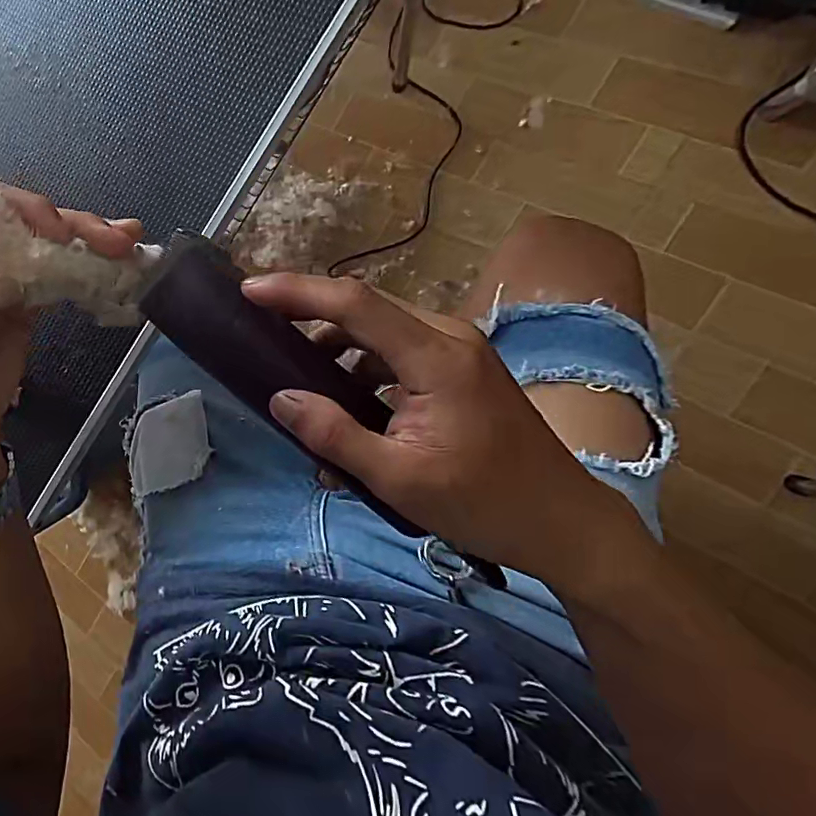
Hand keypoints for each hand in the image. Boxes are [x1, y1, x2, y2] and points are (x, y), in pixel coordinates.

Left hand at [0, 183, 141, 516]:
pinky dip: (91, 263)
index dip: (22, 205)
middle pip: (26, 217)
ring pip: (50, 241)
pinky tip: (121, 257)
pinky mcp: (29, 297)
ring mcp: (4, 272)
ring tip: (128, 241)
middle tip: (112, 239)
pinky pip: (62, 270)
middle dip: (71, 223)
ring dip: (90, 237)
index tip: (53, 228)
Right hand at [242, 273, 656, 598]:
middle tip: (262, 333)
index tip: (250, 290)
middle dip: (308, 315)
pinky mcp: (457, 368)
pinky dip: (361, 368)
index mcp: (436, 356)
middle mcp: (447, 337)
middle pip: (364, 308)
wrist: (566, 524)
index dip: (298, 291)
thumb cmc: (485, 504)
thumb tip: (281, 398)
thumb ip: (334, 435)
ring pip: (377, 329)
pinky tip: (343, 405)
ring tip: (299, 385)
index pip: (355, 303)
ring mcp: (456, 350)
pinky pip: (395, 352)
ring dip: (334, 348)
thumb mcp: (398, 479)